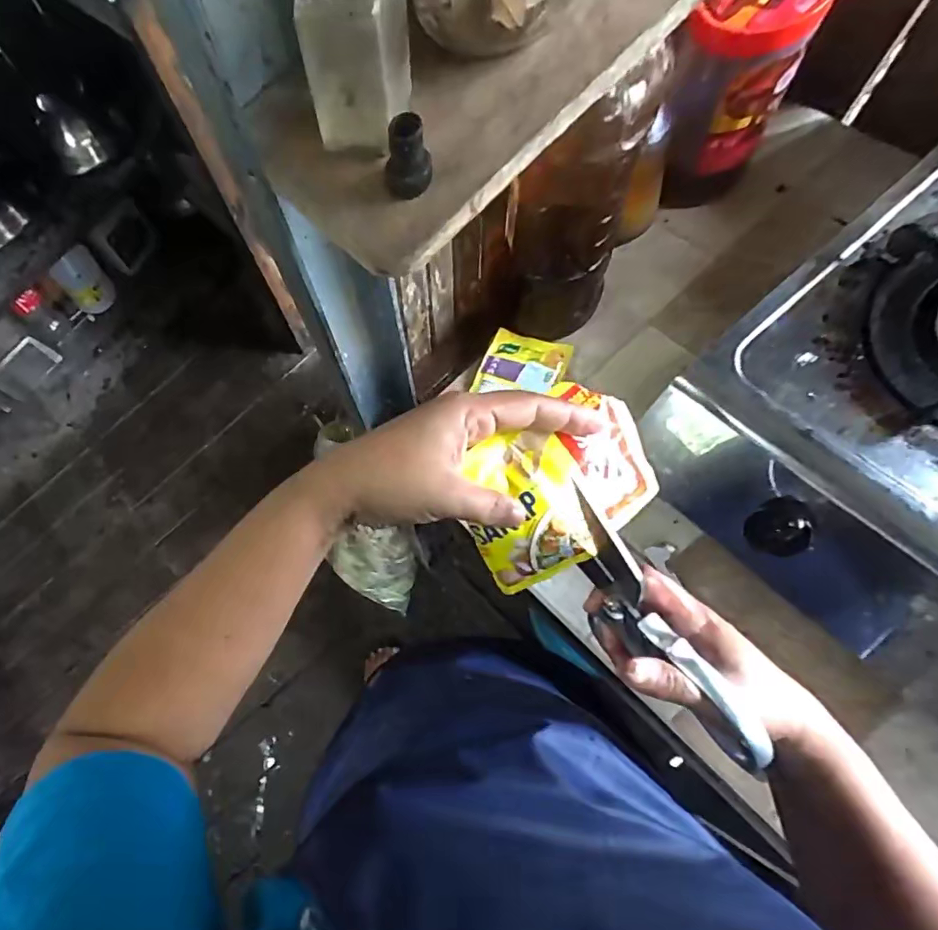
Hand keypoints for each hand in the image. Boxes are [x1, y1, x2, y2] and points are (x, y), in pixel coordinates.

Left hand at [300, 390, 605, 527]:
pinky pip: (473, 448)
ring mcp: (438, 430)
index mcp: (464, 412)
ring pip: (492, 432)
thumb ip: (488, 505)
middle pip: (512, 414)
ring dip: (521, 444)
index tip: (600, 424)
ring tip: (556, 457)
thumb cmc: (391, 482)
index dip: (566, 416)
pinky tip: (506, 475)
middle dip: (549, 426)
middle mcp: (454, 414)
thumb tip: (522, 514)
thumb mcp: (446, 496)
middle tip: (585, 441)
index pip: (527, 407)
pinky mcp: (427, 448)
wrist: (337, 488)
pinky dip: (495, 459)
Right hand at [586, 566, 837, 748]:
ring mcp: (682, 640)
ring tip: (618, 660)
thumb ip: (671, 681)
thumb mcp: (717, 696)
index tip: (594, 603)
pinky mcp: (679, 657)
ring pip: (636, 624)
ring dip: (618, 637)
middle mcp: (687, 624)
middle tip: (605, 642)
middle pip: (637, 602)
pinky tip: (632, 668)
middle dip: (612, 615)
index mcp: (700, 620)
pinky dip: (628, 652)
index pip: (655, 585)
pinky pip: (643, 644)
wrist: (794, 728)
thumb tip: (626, 666)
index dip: (621, 583)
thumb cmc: (764, 706)